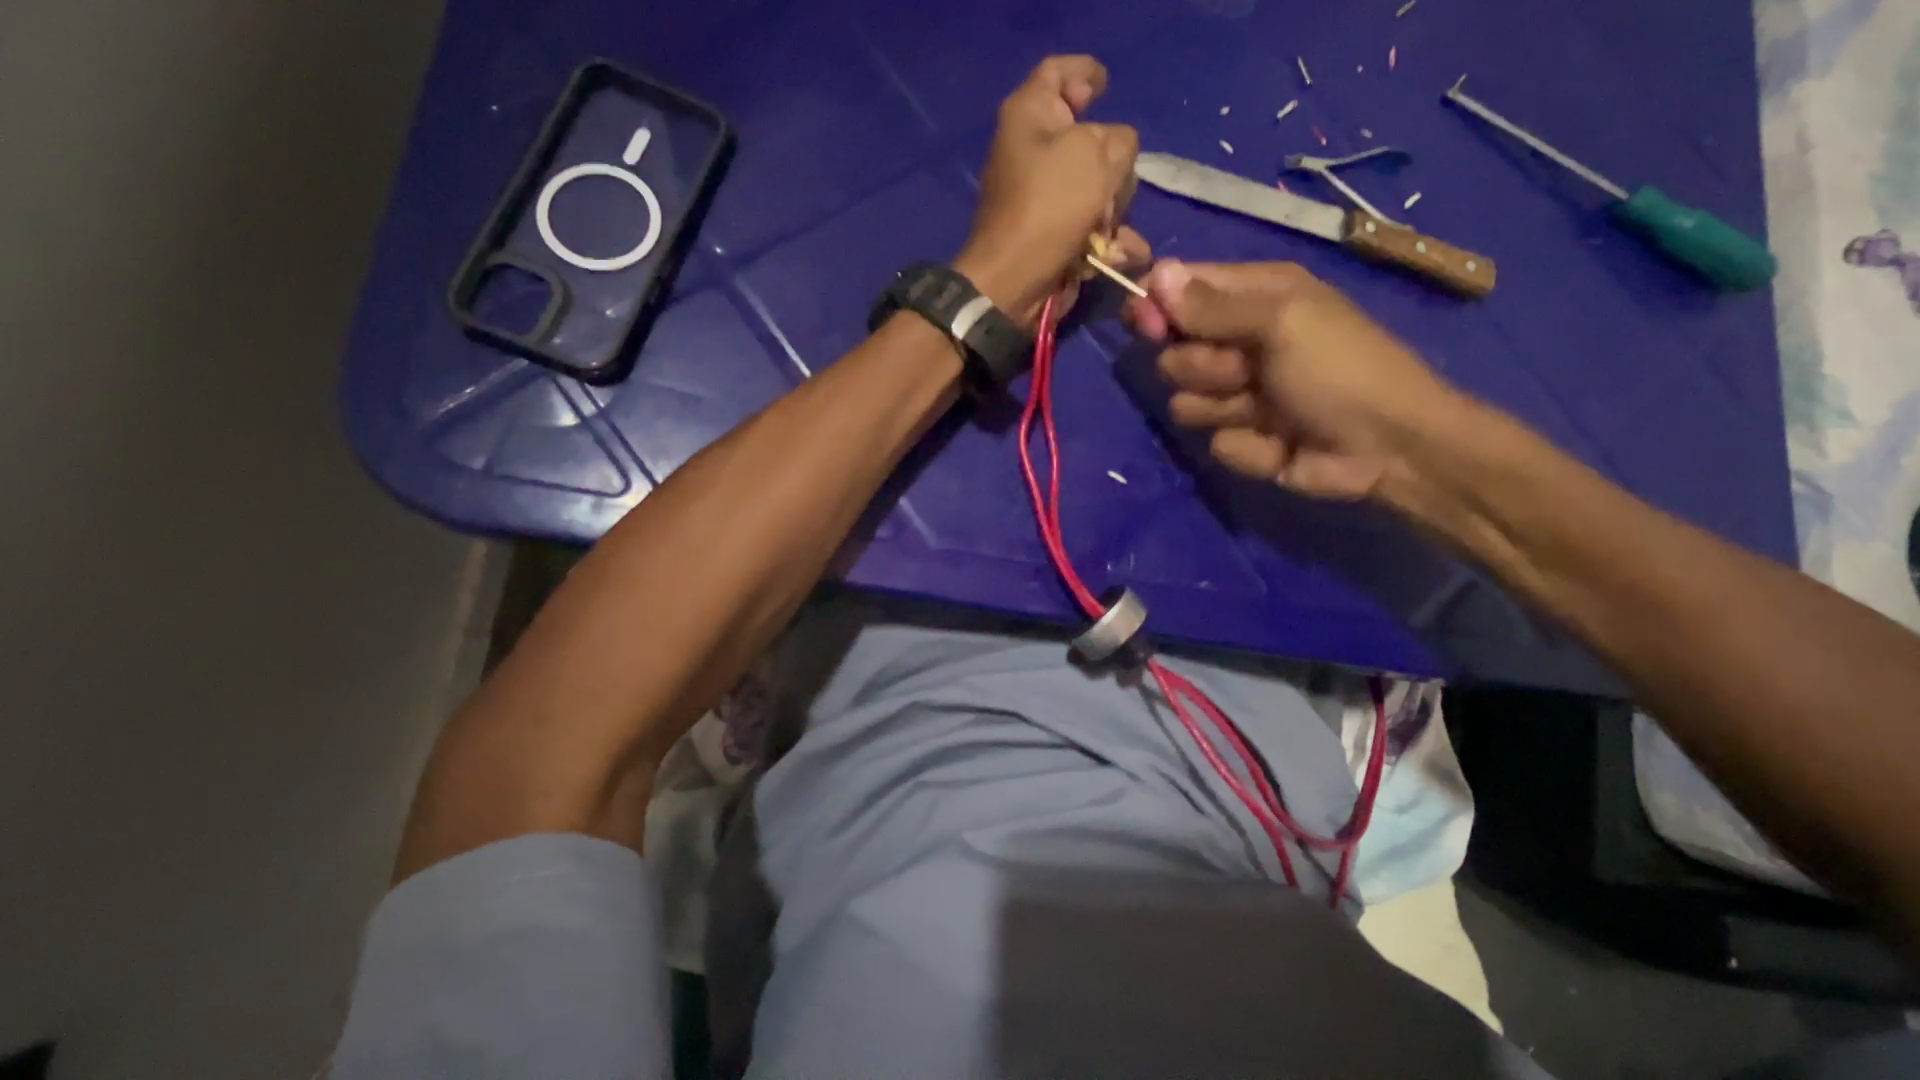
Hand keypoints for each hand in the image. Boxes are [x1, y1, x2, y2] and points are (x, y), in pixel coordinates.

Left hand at [954, 56, 1148, 326]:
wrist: (1017, 281)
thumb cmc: (1049, 206)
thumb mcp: (1095, 153)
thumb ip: (1119, 139)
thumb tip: (1116, 157)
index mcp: (1030, 115)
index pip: (1057, 73)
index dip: (1084, 73)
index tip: (1108, 85)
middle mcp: (1033, 150)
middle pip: (1092, 138)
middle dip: (1113, 162)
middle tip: (1111, 181)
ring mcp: (1045, 195)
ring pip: (1101, 186)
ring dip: (1115, 209)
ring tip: (1107, 229)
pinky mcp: (1056, 233)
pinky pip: (1096, 226)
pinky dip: (1111, 241)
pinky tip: (1119, 254)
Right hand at [1124, 260, 1456, 499]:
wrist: (1389, 447)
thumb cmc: (1339, 368)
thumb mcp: (1280, 321)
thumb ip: (1213, 304)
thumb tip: (1154, 274)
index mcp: (1256, 297)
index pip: (1181, 290)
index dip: (1158, 307)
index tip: (1147, 326)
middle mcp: (1241, 341)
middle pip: (1174, 351)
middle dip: (1200, 367)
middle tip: (1242, 372)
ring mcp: (1241, 395)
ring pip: (1186, 400)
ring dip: (1222, 408)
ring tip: (1265, 411)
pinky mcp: (1245, 440)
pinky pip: (1215, 442)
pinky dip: (1247, 445)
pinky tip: (1280, 443)